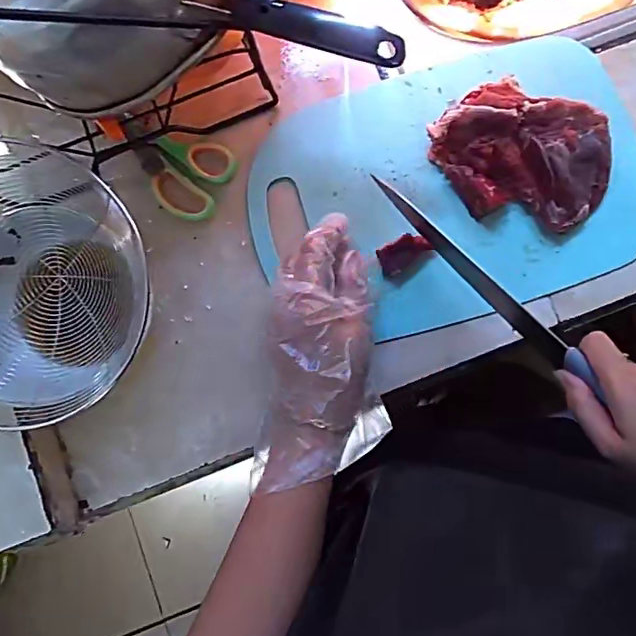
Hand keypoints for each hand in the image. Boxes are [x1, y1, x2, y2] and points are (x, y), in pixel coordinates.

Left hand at [259, 214, 372, 493]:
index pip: (312, 249)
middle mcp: (283, 297)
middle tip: (339, 233)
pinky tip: (320, 280)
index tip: (342, 221)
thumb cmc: (339, 370)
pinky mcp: (278, 326)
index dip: (328, 232)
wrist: (310, 413)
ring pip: (291, 272)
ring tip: (333, 253)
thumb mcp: (358, 325)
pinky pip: (290, 289)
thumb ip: (353, 286)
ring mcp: (277, 311)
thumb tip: (352, 255)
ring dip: (309, 257)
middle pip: (296, 256)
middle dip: (317, 241)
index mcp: (304, 293)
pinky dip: (305, 276)